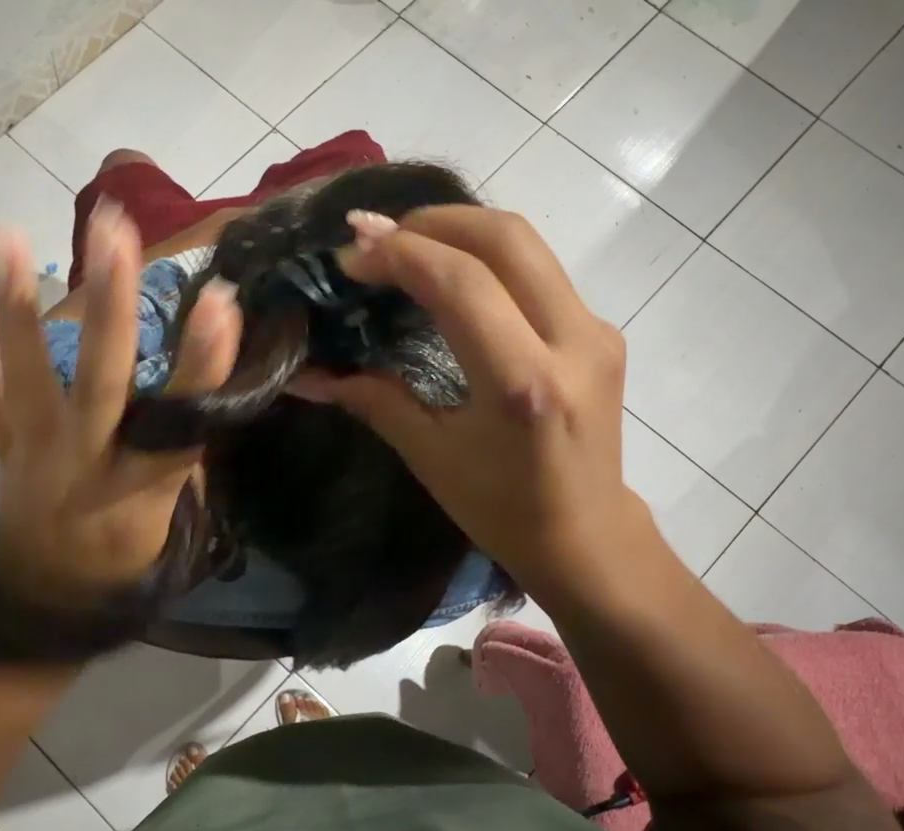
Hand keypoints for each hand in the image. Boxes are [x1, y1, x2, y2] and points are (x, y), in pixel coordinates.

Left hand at [0, 202, 239, 601]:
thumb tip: (199, 379)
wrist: (48, 604)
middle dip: (112, 304)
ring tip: (5, 235)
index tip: (218, 299)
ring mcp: (33, 455)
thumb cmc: (121, 561)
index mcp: (137, 490)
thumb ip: (180, 454)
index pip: (179, 423)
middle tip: (115, 230)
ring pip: (26, 379)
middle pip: (99, 382)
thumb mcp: (168, 521)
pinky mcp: (3, 453)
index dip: (202, 364)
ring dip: (16, 307)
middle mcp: (83, 463)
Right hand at [293, 205, 655, 601]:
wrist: (585, 536)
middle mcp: (571, 340)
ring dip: (459, 230)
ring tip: (402, 243)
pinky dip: (485, 256)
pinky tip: (448, 273)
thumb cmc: (500, 509)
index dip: (399, 255)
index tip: (350, 258)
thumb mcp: (430, 456)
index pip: (462, 282)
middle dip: (431, 222)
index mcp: (522, 382)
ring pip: (527, 244)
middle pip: (504, 237)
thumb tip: (304, 375)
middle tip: (373, 236)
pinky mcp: (599, 331)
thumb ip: (371, 400)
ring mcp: (594, 330)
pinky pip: (537, 271)